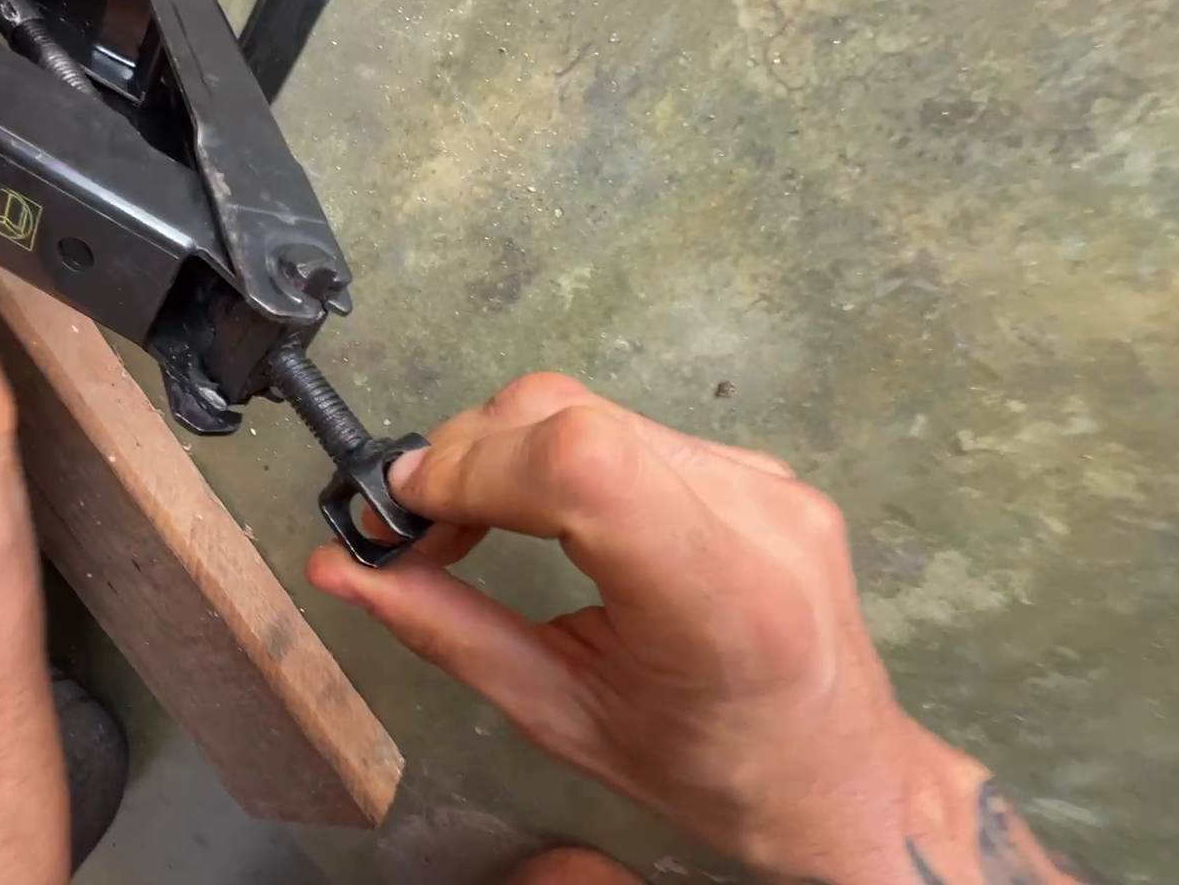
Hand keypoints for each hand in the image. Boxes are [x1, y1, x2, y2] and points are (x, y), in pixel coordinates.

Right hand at [309, 374, 1074, 883]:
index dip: (473, 465)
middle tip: (418, 522)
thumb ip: (441, 628)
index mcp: (717, 600)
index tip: (405, 507)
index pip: (582, 468)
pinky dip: (536, 451)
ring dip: (492, 449)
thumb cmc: (701, 771)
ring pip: (578, 407)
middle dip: (462, 454)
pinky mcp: (741, 461)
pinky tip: (526, 504)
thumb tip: (336, 567)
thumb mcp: (557, 717)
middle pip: (566, 415)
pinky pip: (608, 423)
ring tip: (464, 517)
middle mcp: (748, 512)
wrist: (842, 772)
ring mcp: (753, 475)